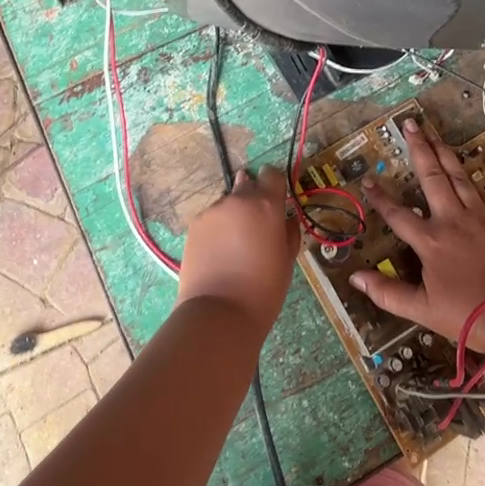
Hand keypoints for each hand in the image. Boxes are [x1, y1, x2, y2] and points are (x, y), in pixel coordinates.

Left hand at [177, 166, 298, 335]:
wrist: (220, 311)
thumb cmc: (264, 289)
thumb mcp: (287, 260)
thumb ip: (289, 232)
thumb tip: (287, 219)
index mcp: (266, 205)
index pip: (271, 174)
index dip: (274, 184)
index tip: (276, 199)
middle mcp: (239, 200)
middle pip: (247, 184)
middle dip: (252, 199)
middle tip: (255, 226)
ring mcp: (213, 211)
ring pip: (228, 203)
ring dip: (234, 215)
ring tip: (234, 245)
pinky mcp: (195, 224)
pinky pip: (211, 218)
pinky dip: (217, 228)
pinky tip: (218, 252)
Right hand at [349, 119, 484, 351]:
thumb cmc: (472, 316)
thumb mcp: (424, 311)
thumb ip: (388, 293)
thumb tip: (355, 277)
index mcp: (431, 241)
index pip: (398, 213)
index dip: (381, 197)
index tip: (368, 180)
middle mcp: (453, 220)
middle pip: (431, 176)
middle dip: (418, 149)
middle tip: (409, 124)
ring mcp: (480, 216)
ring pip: (458, 175)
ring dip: (444, 153)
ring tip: (433, 134)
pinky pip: (481, 190)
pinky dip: (468, 177)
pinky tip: (464, 170)